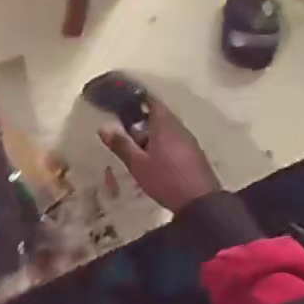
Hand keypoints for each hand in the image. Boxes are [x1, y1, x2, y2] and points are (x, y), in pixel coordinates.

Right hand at [98, 98, 221, 211]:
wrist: (200, 204)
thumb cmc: (165, 179)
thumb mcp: (137, 164)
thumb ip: (121, 144)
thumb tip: (103, 126)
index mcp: (165, 126)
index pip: (152, 102)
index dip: (138, 99)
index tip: (122, 100)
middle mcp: (180, 129)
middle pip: (159, 116)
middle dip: (141, 120)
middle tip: (124, 129)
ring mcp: (189, 142)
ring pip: (167, 129)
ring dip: (151, 133)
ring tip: (135, 146)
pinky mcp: (194, 155)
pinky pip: (174, 140)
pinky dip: (161, 143)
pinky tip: (152, 158)